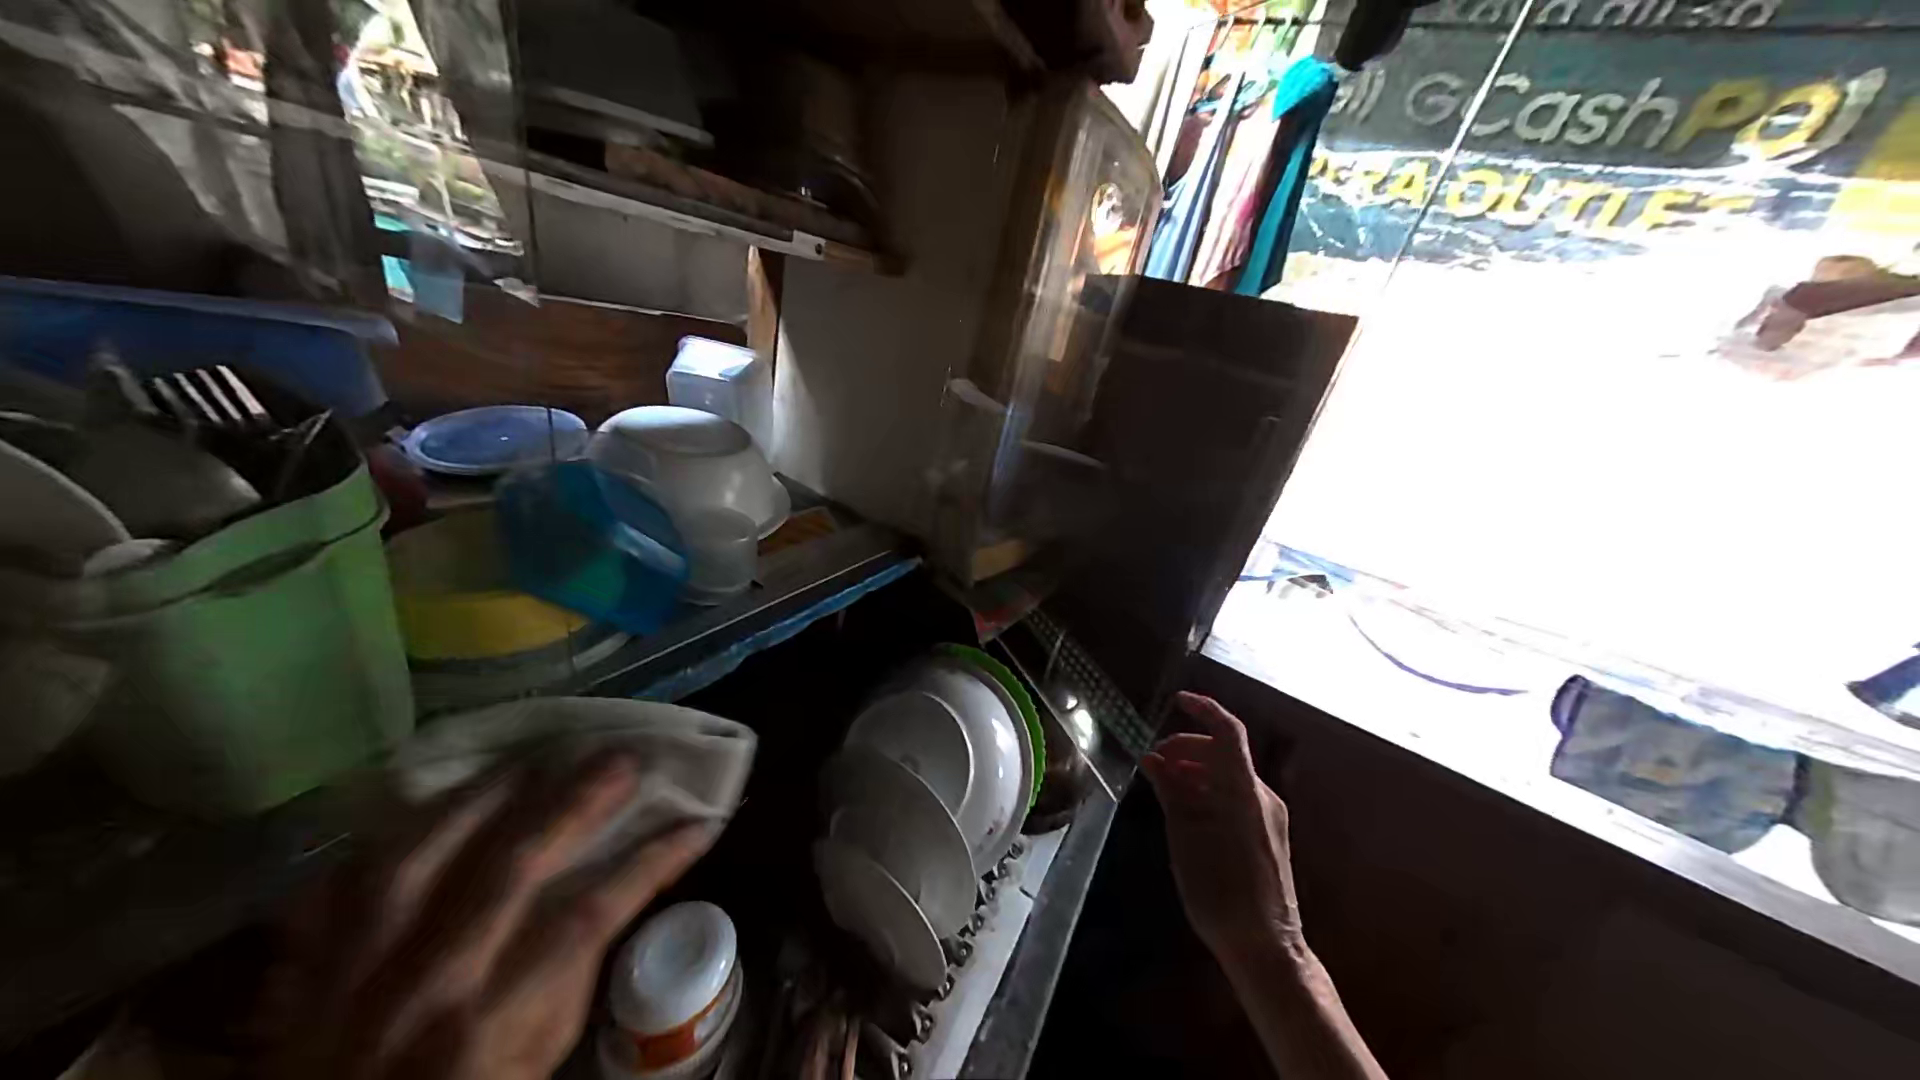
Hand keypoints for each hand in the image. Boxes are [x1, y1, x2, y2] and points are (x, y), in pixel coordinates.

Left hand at [255, 753, 717, 1079]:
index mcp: (488, 1026)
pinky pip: (344, 878)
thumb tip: (615, 890)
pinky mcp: (303, 969)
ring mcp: (349, 977)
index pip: (588, 918)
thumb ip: (570, 976)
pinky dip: (394, 829)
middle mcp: (423, 990)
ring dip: (484, 796)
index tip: (699, 823)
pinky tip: (437, 793)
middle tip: (623, 758)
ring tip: (534, 757)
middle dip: (575, 804)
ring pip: (417, 857)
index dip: (651, 862)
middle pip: (508, 870)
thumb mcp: (537, 1059)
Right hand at [1141, 692, 1302, 958]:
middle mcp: (1261, 796)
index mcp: (1242, 792)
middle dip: (1188, 748)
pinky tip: (1185, 808)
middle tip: (1155, 762)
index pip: (1228, 732)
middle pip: (1224, 752)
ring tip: (1164, 786)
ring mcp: (1268, 814)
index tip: (1178, 700)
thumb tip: (1152, 759)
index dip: (1205, 709)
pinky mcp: (1268, 831)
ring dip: (1195, 770)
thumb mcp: (1184, 838)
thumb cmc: (1219, 891)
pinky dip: (1208, 790)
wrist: (1266, 946)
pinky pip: (1236, 795)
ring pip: (1228, 774)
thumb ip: (1171, 792)